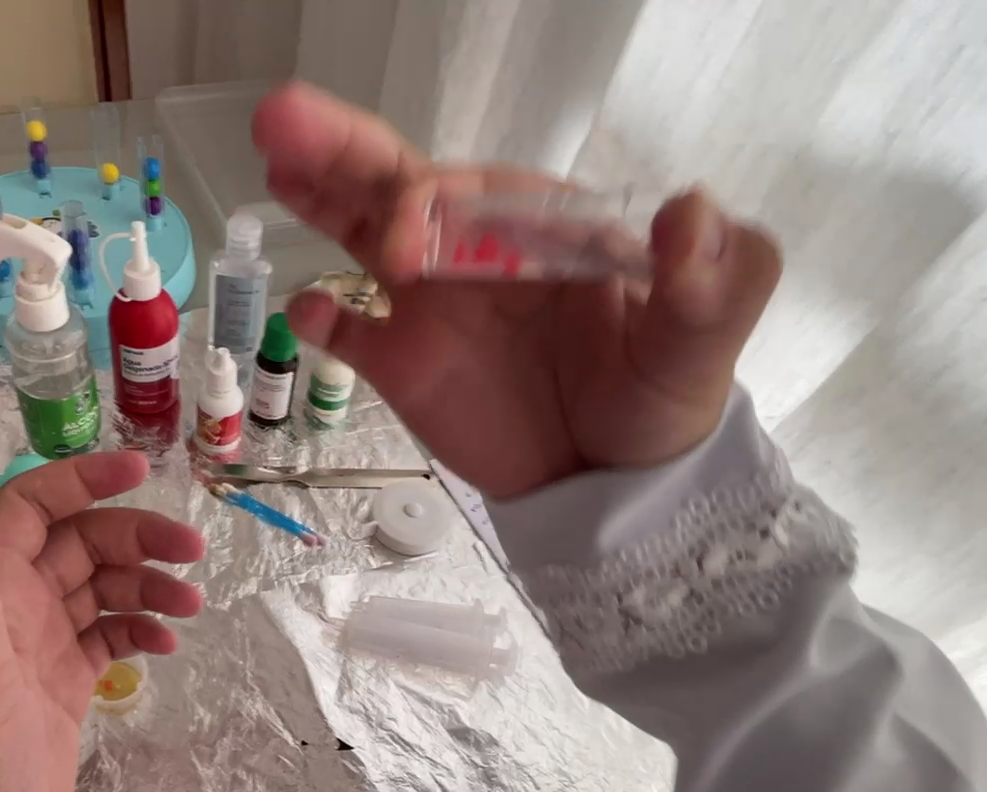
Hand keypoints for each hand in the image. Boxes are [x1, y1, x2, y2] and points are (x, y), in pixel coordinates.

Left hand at [0, 447, 204, 791]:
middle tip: (193, 556)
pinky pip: (106, 638)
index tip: (143, 471)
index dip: (82, 480)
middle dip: (136, 539)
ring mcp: (36, 649)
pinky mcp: (61, 688)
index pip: (30, 506)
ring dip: (146, 586)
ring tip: (190, 606)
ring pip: (100, 590)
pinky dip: (137, 630)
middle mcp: (5, 607)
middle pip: (80, 545)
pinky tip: (164, 644)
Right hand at [252, 82, 784, 497]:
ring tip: (272, 160)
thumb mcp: (704, 339)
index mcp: (540, 228)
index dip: (429, 205)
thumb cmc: (660, 400)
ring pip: (363, 239)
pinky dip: (322, 320)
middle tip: (278, 116)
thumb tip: (692, 209)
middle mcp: (474, 252)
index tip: (403, 253)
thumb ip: (714, 276)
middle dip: (344, 150)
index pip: (476, 190)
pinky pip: (350, 334)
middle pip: (401, 186)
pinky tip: (302, 308)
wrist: (607, 480)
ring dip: (320, 201)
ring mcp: (431, 307)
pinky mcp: (403, 363)